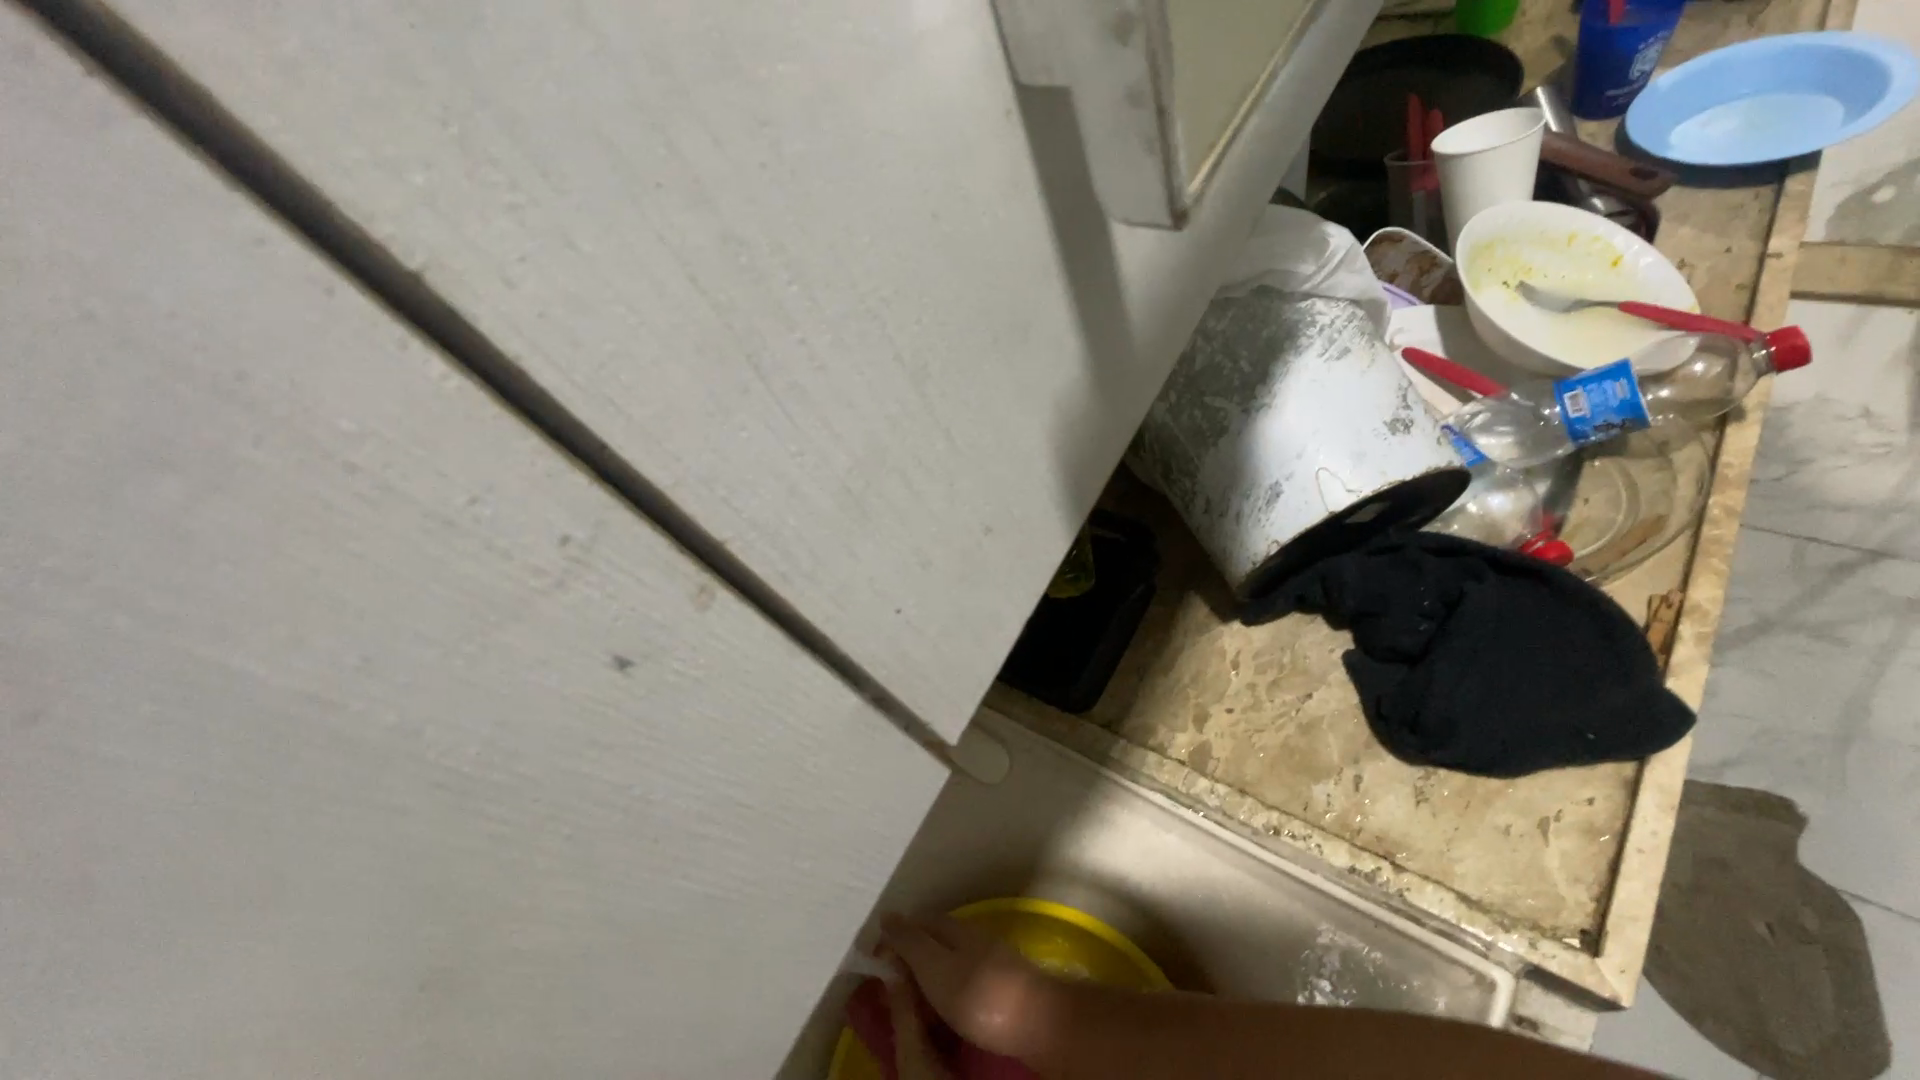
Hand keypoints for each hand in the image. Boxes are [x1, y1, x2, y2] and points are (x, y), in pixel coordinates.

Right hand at [878, 913, 1058, 1060]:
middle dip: (910, 960)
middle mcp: (974, 937)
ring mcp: (991, 961)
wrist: (1037, 1022)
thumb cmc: (979, 994)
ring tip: (913, 1004)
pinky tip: (944, 1011)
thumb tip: (887, 914)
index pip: (917, 922)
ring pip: (950, 963)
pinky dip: (947, 994)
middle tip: (891, 989)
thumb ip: (910, 941)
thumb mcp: (935, 966)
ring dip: (929, 979)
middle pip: (934, 942)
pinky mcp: (1003, 987)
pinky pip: (964, 983)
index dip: (894, 939)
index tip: (876, 965)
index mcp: (955, 927)